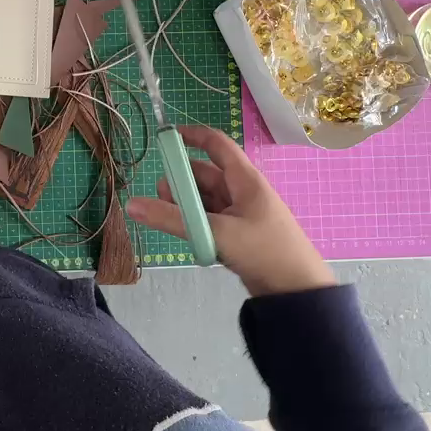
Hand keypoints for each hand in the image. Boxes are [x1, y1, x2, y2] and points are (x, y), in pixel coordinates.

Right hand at [125, 125, 335, 296]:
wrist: (298, 293)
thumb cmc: (264, 251)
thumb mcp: (216, 233)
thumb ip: (172, 219)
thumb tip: (131, 204)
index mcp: (245, 180)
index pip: (217, 145)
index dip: (192, 136)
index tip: (164, 137)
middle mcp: (242, 192)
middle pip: (204, 174)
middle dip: (179, 180)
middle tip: (159, 195)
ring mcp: (239, 214)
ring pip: (204, 198)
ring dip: (184, 203)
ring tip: (167, 217)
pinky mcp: (237, 234)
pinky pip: (208, 218)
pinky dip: (193, 221)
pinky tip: (183, 232)